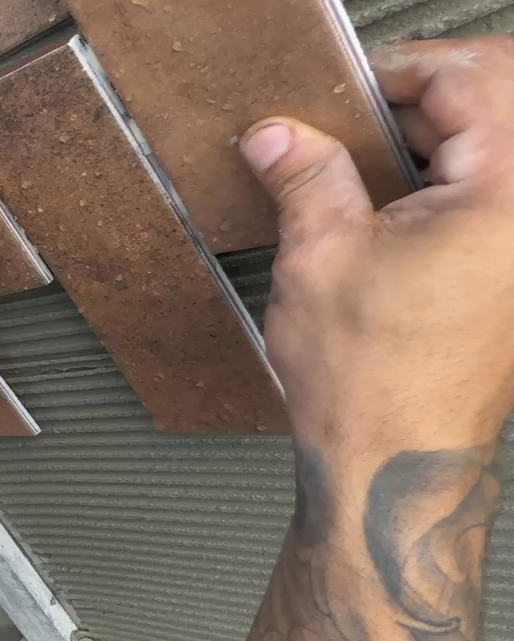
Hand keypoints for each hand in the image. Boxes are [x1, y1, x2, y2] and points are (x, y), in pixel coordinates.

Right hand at [239, 37, 513, 455]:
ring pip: (502, 142)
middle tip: (340, 128)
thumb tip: (277, 134)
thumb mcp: (317, 259)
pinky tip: (389, 206)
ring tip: (354, 172)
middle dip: (419, 101)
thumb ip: (305, 181)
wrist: (396, 440)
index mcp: (513, 187)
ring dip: (432, 140)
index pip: (477, 75)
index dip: (401, 72)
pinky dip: (447, 177)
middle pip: (503, 99)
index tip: (339, 90)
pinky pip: (498, 187)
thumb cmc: (366, 367)